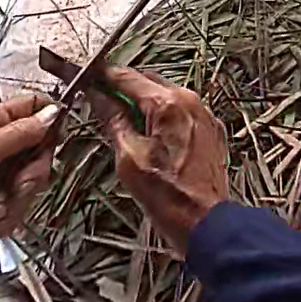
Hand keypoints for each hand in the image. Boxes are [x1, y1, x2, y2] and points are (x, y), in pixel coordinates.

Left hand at [0, 92, 60, 285]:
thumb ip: (20, 133)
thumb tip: (51, 113)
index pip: (29, 107)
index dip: (47, 119)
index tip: (56, 136)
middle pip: (38, 150)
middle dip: (30, 173)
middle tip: (16, 182)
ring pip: (30, 184)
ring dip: (13, 202)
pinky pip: (19, 210)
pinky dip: (4, 221)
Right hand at [95, 67, 228, 256]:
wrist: (207, 225)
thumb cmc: (168, 197)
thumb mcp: (129, 158)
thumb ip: (114, 121)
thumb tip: (98, 98)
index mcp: (168, 103)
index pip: (128, 78)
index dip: (105, 76)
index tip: (90, 76)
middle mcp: (189, 100)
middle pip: (148, 81)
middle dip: (124, 88)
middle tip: (102, 99)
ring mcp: (203, 113)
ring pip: (165, 94)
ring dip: (144, 102)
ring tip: (124, 120)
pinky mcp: (210, 127)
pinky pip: (181, 110)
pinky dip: (164, 114)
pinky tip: (152, 133)